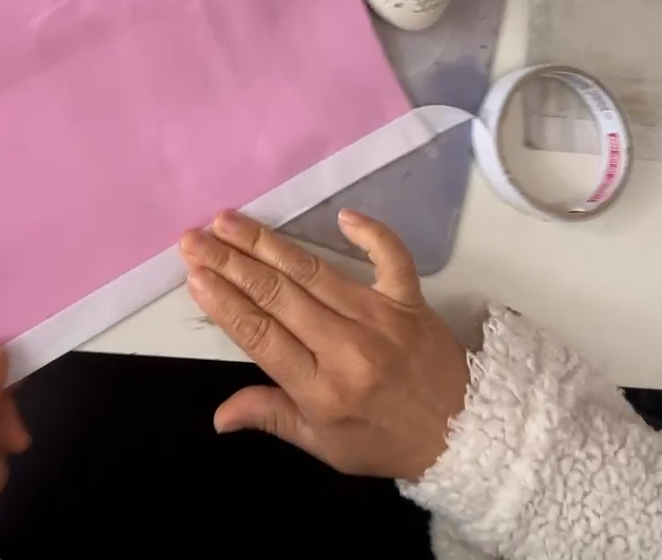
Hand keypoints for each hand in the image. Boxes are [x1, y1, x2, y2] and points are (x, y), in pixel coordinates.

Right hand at [180, 209, 473, 480]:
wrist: (468, 436)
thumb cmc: (384, 440)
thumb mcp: (324, 446)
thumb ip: (271, 417)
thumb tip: (218, 415)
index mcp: (323, 389)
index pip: (261, 336)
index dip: (224, 303)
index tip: (194, 274)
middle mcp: (347, 348)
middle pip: (277, 295)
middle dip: (230, 263)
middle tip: (194, 238)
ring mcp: (380, 317)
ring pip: (313, 271)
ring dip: (267, 243)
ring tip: (228, 220)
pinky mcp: (409, 298)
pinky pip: (390, 256)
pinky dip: (371, 233)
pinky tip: (342, 215)